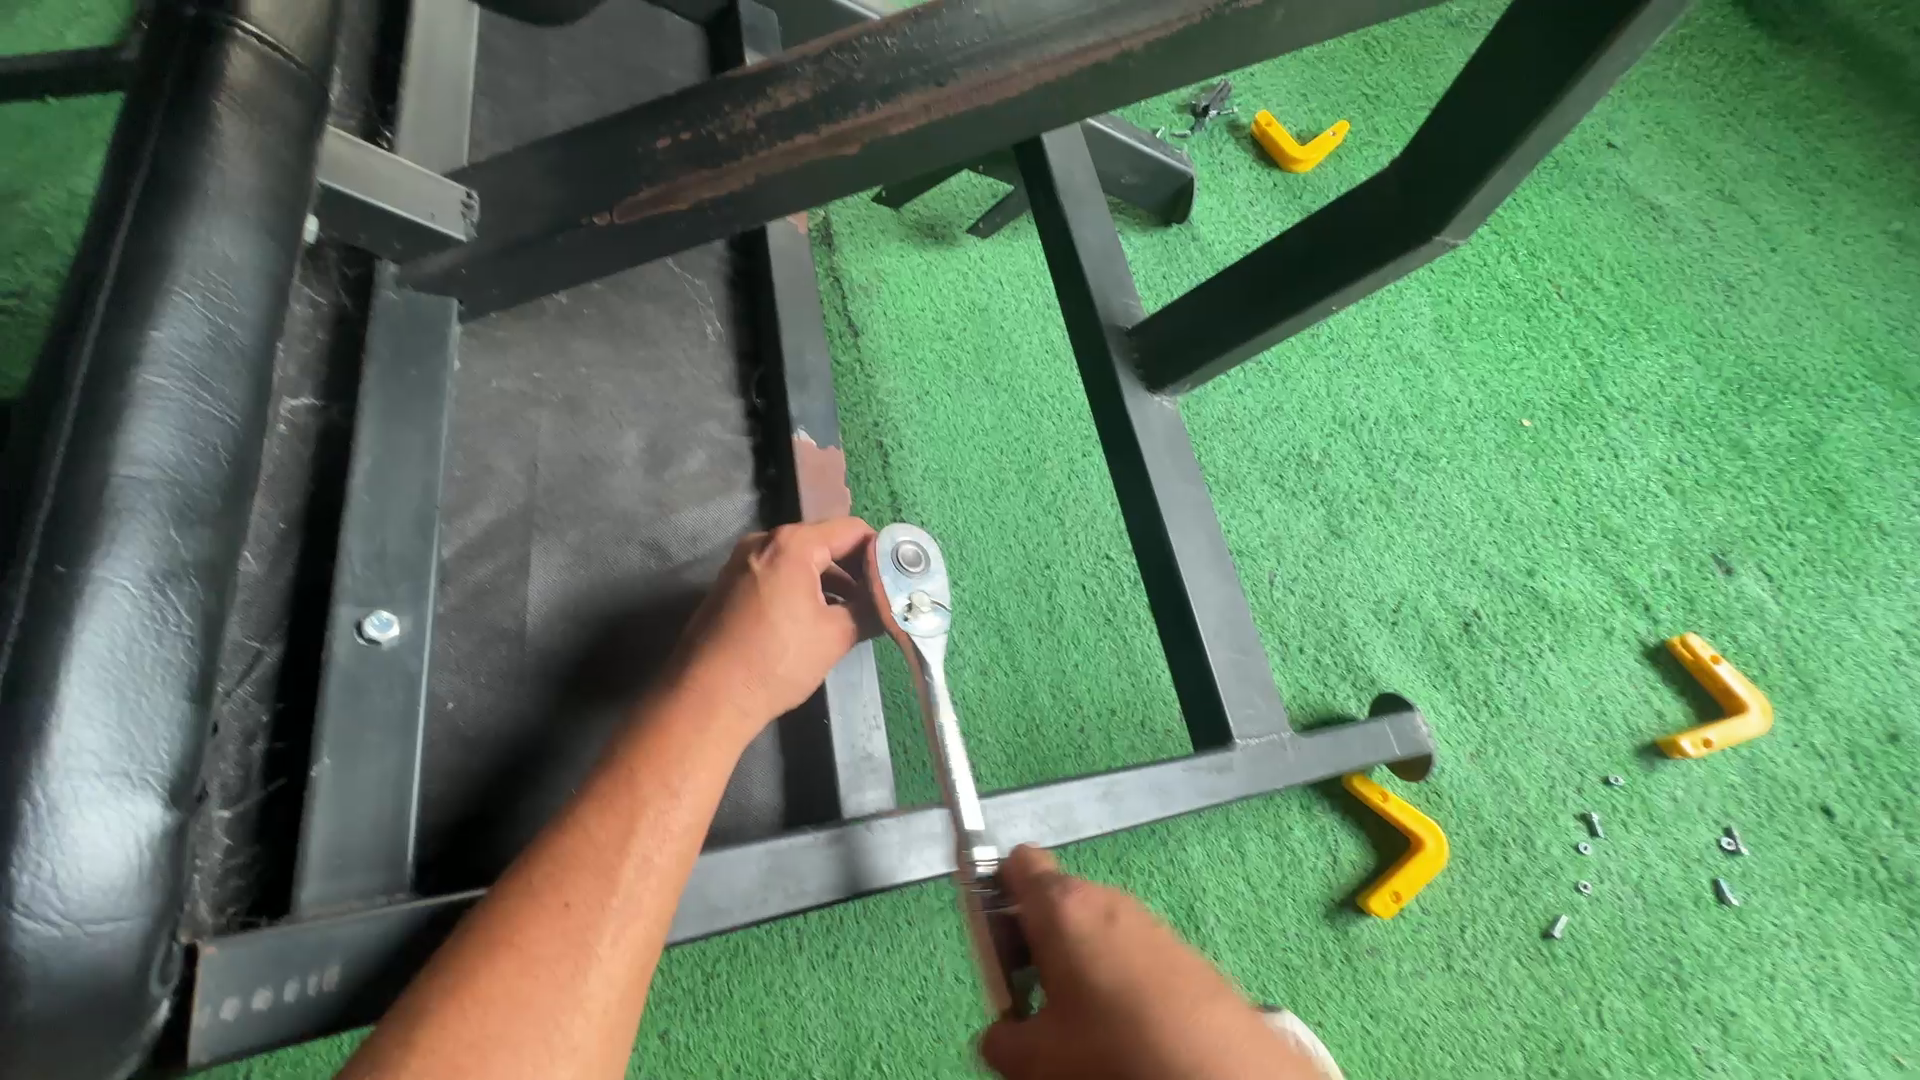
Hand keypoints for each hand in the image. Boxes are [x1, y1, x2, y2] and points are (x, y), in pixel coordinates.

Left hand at [666, 517, 875, 740]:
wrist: (706, 699)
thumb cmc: (776, 662)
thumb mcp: (836, 636)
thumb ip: (871, 609)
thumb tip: (894, 602)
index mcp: (792, 545)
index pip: (852, 529)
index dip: (881, 551)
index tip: (897, 577)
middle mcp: (763, 542)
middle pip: (824, 541)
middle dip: (856, 568)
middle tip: (881, 596)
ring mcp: (741, 562)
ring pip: (800, 560)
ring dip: (830, 581)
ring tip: (854, 612)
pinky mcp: (730, 585)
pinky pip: (778, 574)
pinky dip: (803, 588)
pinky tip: (817, 619)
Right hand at [979, 846, 1331, 1079]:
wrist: (1225, 1074)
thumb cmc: (1114, 1052)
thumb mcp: (1039, 1060)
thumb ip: (1002, 1040)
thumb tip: (1000, 1035)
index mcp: (1060, 906)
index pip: (1016, 861)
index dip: (997, 890)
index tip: (996, 940)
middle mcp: (1102, 897)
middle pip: (1053, 900)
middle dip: (1035, 943)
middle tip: (1033, 1000)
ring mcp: (1145, 919)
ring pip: (1092, 928)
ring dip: (1076, 962)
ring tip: (1081, 1026)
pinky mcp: (1179, 947)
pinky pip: (1129, 947)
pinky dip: (1115, 975)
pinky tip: (1126, 1030)